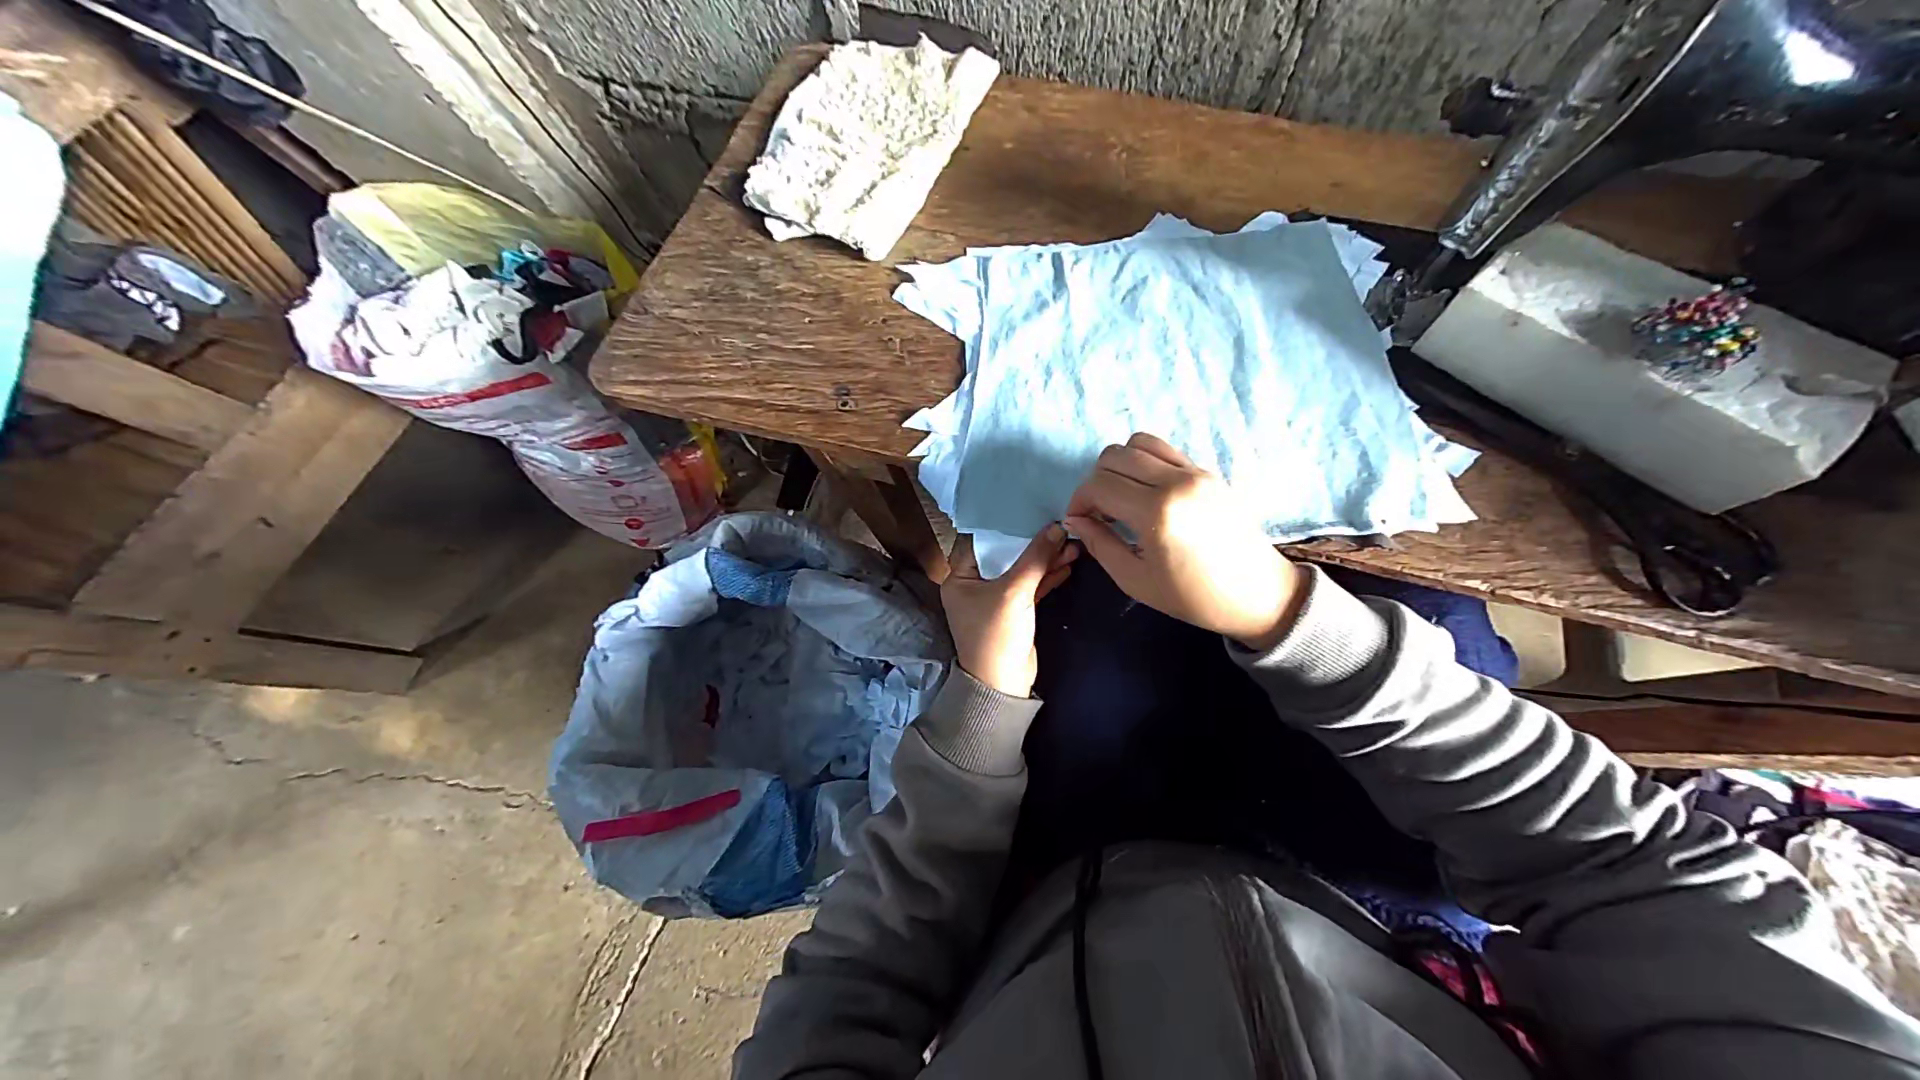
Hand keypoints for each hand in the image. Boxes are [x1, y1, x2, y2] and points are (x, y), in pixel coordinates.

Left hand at [940, 526, 1078, 696]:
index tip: (1028, 505)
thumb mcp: (1015, 592)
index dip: (1004, 523)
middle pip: (1005, 553)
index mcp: (960, 576)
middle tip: (1058, 524)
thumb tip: (1057, 526)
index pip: (980, 539)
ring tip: (1072, 543)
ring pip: (1022, 569)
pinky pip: (1031, 586)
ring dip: (1045, 558)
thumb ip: (1036, 557)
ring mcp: (995, 598)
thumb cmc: (997, 635)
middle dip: (1032, 541)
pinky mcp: (1014, 611)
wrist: (1003, 685)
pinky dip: (1047, 576)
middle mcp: (975, 584)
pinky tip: (1069, 563)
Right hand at [1064, 432, 1305, 650]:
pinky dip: (1145, 462)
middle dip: (1095, 482)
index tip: (1079, 521)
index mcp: (1156, 511)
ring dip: (1119, 466)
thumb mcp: (1135, 581)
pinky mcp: (1208, 472)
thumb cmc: (1193, 597)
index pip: (1099, 485)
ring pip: (1138, 443)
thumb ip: (1099, 544)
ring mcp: (1195, 472)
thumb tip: (1075, 520)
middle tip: (1099, 512)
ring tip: (1122, 497)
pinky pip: (1165, 450)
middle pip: (1113, 456)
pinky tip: (1146, 493)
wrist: (1259, 595)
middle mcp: (1175, 481)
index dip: (1079, 501)